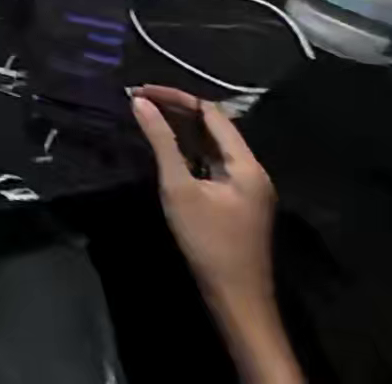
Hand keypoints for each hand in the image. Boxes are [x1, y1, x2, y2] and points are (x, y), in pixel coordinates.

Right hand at [131, 84, 277, 302]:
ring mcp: (246, 186)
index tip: (143, 92)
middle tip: (141, 101)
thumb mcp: (179, 188)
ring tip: (149, 116)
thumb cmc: (208, 242)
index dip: (177, 97)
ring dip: (182, 128)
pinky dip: (189, 149)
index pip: (211, 113)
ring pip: (212, 144)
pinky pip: (212, 161)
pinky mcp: (237, 200)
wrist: (236, 300)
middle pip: (214, 125)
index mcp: (245, 164)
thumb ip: (161, 142)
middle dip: (178, 109)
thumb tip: (140, 102)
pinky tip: (168, 148)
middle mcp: (251, 169)